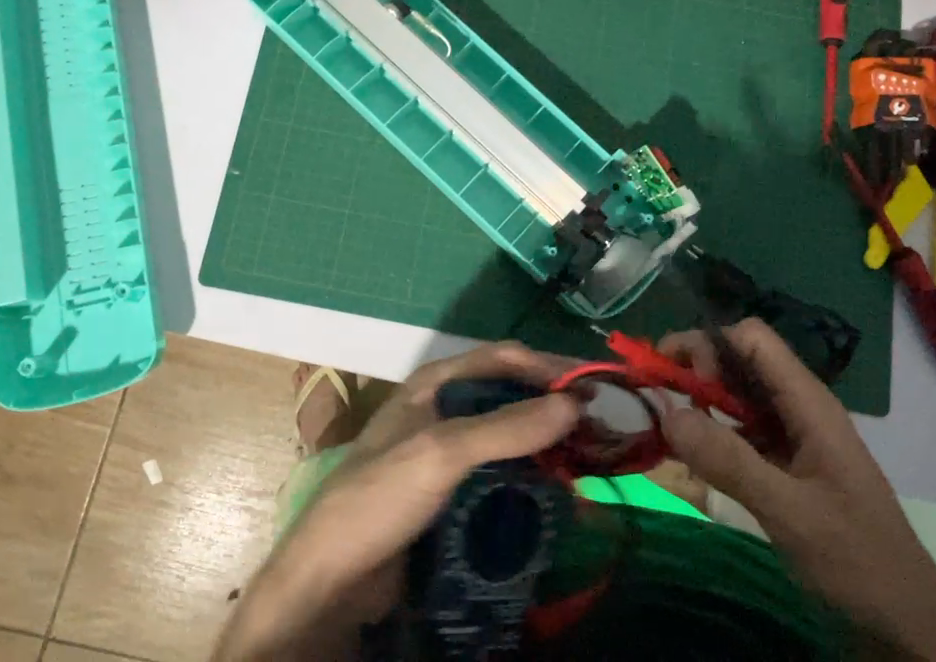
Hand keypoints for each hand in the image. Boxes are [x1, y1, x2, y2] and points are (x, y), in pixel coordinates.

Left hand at [214, 342, 581, 660]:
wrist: (334, 575)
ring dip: (549, 449)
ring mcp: (449, 453)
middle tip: (601, 434)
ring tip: (589, 467)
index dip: (548, 370)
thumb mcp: (442, 453)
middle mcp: (445, 409)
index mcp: (435, 383)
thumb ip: (507, 427)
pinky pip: (504, 476)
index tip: (594, 392)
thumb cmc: (380, 496)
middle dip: (554, 412)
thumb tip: (575, 404)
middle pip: (511, 397)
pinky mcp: (454, 492)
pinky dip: (533, 481)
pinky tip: (559, 496)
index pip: (503, 359)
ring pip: (512, 439)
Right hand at [660, 319, 935, 660]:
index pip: (752, 339)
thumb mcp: (790, 512)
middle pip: (740, 363)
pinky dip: (712, 438)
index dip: (707, 345)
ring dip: (700, 406)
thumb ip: (729, 461)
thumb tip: (667, 413)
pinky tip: (692, 463)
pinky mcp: (788, 469)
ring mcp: (795, 440)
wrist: (905, 627)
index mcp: (810, 405)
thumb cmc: (857, 562)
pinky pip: (742, 434)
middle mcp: (800, 411)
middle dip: (695, 373)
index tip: (671, 379)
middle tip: (661, 410)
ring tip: (667, 435)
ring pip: (738, 399)